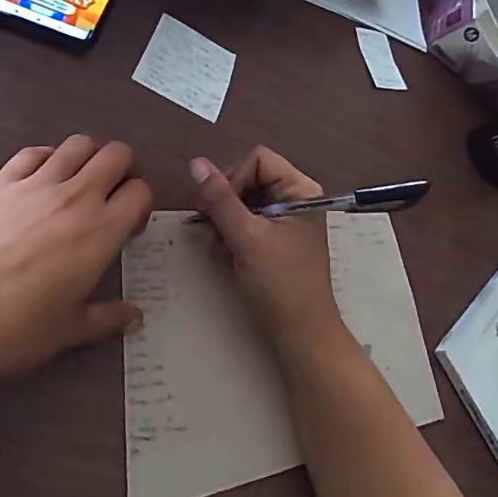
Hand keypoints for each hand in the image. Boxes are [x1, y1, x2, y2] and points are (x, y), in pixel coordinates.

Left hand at [0, 135, 152, 389]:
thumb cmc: (13, 331)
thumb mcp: (68, 332)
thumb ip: (107, 318)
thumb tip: (134, 316)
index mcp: (100, 231)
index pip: (140, 191)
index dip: (142, 202)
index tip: (130, 222)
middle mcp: (75, 197)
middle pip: (116, 154)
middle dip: (124, 168)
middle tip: (114, 191)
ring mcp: (35, 183)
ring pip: (79, 144)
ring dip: (90, 156)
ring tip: (81, 179)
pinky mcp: (0, 181)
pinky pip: (33, 152)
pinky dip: (47, 157)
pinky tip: (42, 176)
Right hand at [190, 147, 344, 348]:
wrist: (302, 336)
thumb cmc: (279, 285)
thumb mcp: (246, 238)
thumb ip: (220, 199)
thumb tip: (195, 163)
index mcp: (300, 190)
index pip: (257, 160)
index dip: (233, 179)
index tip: (219, 209)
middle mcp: (296, 197)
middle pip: (249, 177)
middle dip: (226, 202)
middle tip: (211, 229)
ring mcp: (287, 218)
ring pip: (244, 199)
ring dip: (224, 219)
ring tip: (217, 245)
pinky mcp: (277, 237)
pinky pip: (247, 219)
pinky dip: (231, 232)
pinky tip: (223, 252)